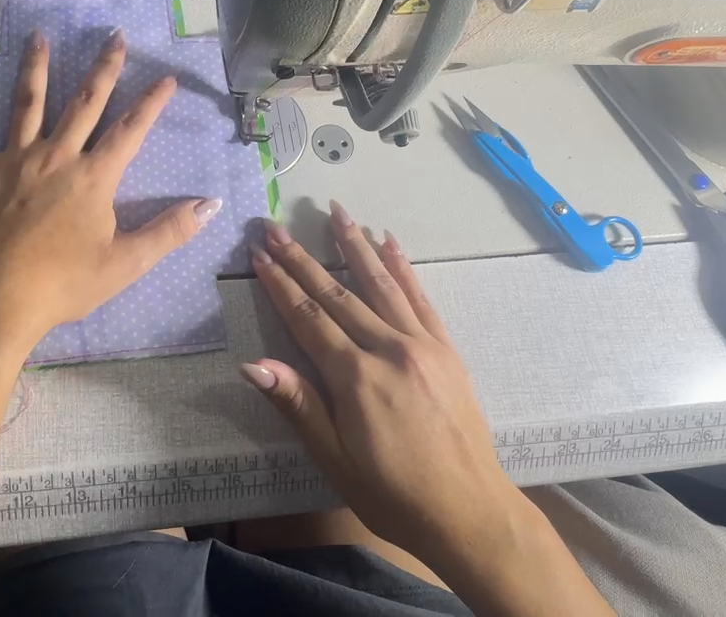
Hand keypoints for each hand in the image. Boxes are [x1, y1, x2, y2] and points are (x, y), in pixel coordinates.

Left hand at [0, 28, 220, 350]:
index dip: (151, 103)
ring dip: (36, 68)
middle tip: (115, 37)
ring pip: (29, 104)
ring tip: (39, 37)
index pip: (130, 130)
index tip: (168, 78)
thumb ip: (170, 231)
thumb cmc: (66, 283)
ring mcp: (18, 159)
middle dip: (104, 68)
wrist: (2, 297)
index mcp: (94, 176)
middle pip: (85, 102)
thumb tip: (210, 205)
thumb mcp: (127, 263)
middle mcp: (58, 155)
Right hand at [240, 204, 511, 567]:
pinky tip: (389, 241)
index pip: (307, 318)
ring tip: (334, 210)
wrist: (473, 515)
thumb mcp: (336, 461)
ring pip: (380, 283)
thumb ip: (298, 406)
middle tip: (275, 225)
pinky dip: (402, 267)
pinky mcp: (446, 348)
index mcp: (356, 377)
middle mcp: (388, 348)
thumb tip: (253, 363)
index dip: (279, 284)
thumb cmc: (394, 495)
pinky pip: (420, 297)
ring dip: (353, 244)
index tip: (257, 254)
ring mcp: (421, 344)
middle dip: (302, 257)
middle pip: (337, 293)